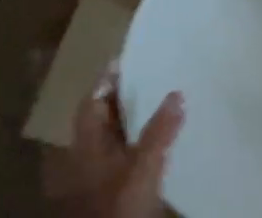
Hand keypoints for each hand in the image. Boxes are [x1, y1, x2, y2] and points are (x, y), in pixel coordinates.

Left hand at [63, 71, 184, 217]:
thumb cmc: (119, 204)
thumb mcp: (144, 166)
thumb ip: (160, 130)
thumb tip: (177, 92)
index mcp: (86, 143)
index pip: (91, 101)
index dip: (106, 80)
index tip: (126, 58)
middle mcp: (85, 156)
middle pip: (99, 119)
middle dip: (120, 98)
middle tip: (148, 76)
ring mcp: (93, 176)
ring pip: (109, 139)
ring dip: (128, 121)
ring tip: (157, 103)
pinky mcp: (107, 191)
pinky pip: (119, 157)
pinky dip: (134, 144)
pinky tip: (155, 143)